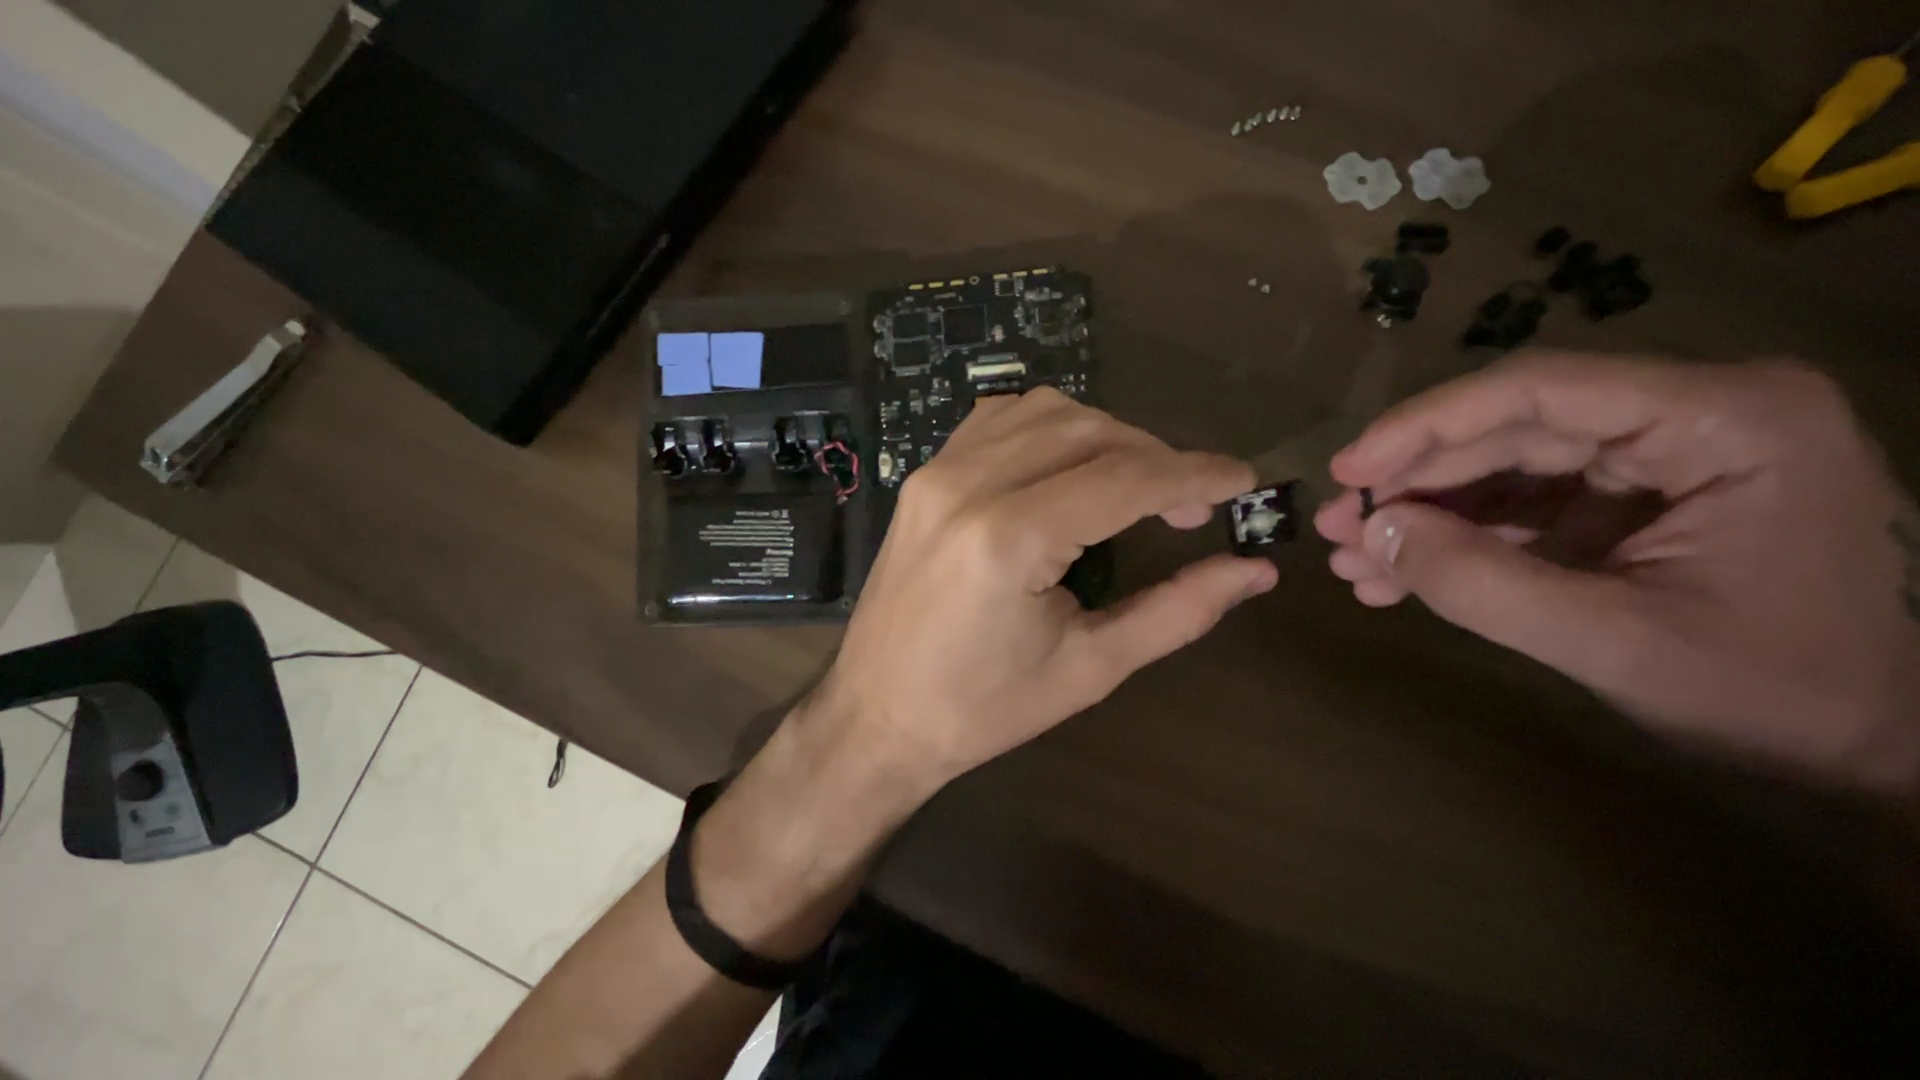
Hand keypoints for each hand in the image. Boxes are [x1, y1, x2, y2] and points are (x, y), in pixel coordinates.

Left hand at [817, 387, 1277, 786]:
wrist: (877, 715)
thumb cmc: (983, 709)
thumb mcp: (1090, 668)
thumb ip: (1177, 611)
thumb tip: (1255, 570)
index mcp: (1009, 539)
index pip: (1125, 478)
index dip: (1196, 475)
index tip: (1245, 482)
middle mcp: (968, 485)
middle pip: (1089, 430)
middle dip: (1156, 456)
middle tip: (1191, 506)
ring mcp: (937, 473)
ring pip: (1044, 411)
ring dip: (1106, 434)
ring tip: (1139, 485)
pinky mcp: (923, 477)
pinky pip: (998, 420)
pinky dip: (1051, 427)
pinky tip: (1071, 465)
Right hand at [1316, 352, 1919, 792]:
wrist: (1890, 750)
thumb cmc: (1779, 693)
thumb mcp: (1615, 642)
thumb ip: (1483, 585)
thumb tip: (1371, 534)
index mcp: (1721, 418)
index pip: (1542, 390)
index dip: (1427, 425)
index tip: (1348, 468)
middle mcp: (1692, 414)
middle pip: (1517, 427)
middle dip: (1416, 481)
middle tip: (1333, 524)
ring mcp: (1665, 456)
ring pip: (1512, 465)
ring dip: (1430, 514)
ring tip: (1352, 559)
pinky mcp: (1640, 498)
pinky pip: (1533, 504)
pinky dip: (1467, 539)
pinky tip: (1403, 574)